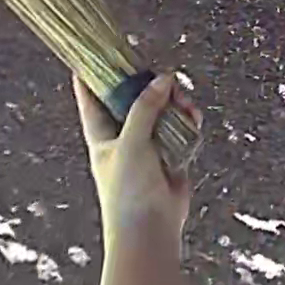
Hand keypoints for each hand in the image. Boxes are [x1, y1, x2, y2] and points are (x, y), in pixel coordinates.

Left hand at [74, 74, 198, 243]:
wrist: (151, 230)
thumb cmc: (129, 190)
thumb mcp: (132, 143)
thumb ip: (145, 107)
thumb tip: (164, 78)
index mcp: (102, 135)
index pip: (91, 99)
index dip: (92, 77)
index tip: (92, 54)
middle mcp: (124, 136)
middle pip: (137, 97)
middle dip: (155, 86)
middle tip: (168, 82)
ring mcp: (148, 144)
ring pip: (163, 107)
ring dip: (177, 102)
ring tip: (186, 108)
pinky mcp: (170, 152)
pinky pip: (181, 124)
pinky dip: (188, 119)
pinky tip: (193, 120)